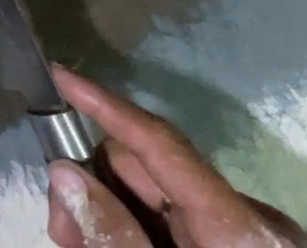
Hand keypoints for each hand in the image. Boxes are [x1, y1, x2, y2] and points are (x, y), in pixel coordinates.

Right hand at [46, 66, 306, 246]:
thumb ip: (114, 236)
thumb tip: (64, 170)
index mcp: (241, 226)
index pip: (160, 144)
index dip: (106, 106)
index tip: (58, 75)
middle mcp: (249, 216)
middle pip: (143, 166)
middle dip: (91, 186)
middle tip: (60, 235)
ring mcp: (247, 232)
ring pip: (148, 190)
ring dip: (103, 210)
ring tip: (75, 246)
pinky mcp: (239, 245)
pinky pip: (167, 215)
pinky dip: (129, 226)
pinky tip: (107, 246)